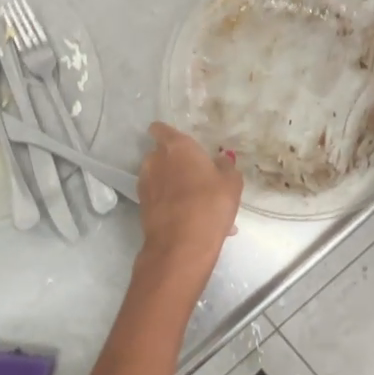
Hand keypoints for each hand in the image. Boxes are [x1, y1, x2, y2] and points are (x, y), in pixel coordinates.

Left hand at [137, 122, 242, 270]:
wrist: (182, 245)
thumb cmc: (211, 204)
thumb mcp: (231, 183)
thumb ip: (225, 166)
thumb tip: (220, 160)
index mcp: (176, 147)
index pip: (160, 129)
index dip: (167, 134)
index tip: (181, 145)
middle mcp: (155, 161)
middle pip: (162, 156)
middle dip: (176, 165)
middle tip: (198, 180)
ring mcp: (145, 185)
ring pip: (162, 181)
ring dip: (176, 188)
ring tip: (200, 207)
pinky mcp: (142, 208)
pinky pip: (161, 201)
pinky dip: (173, 206)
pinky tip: (194, 222)